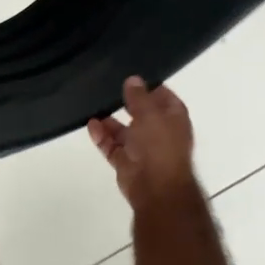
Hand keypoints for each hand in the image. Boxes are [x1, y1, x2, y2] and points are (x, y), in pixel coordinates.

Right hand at [87, 78, 197, 212]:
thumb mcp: (150, 114)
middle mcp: (159, 132)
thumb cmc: (159, 146)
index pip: (163, 96)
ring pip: (123, 130)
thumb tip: (133, 79)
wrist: (155, 187)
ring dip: (110, 120)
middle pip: (141, 113)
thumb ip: (139, 96)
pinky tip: (90, 124)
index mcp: (173, 119)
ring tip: (93, 105)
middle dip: (126, 102)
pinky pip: (111, 145)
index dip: (149, 86)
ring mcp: (142, 148)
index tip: (131, 76)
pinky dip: (101, 136)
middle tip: (107, 87)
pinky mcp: (125, 161)